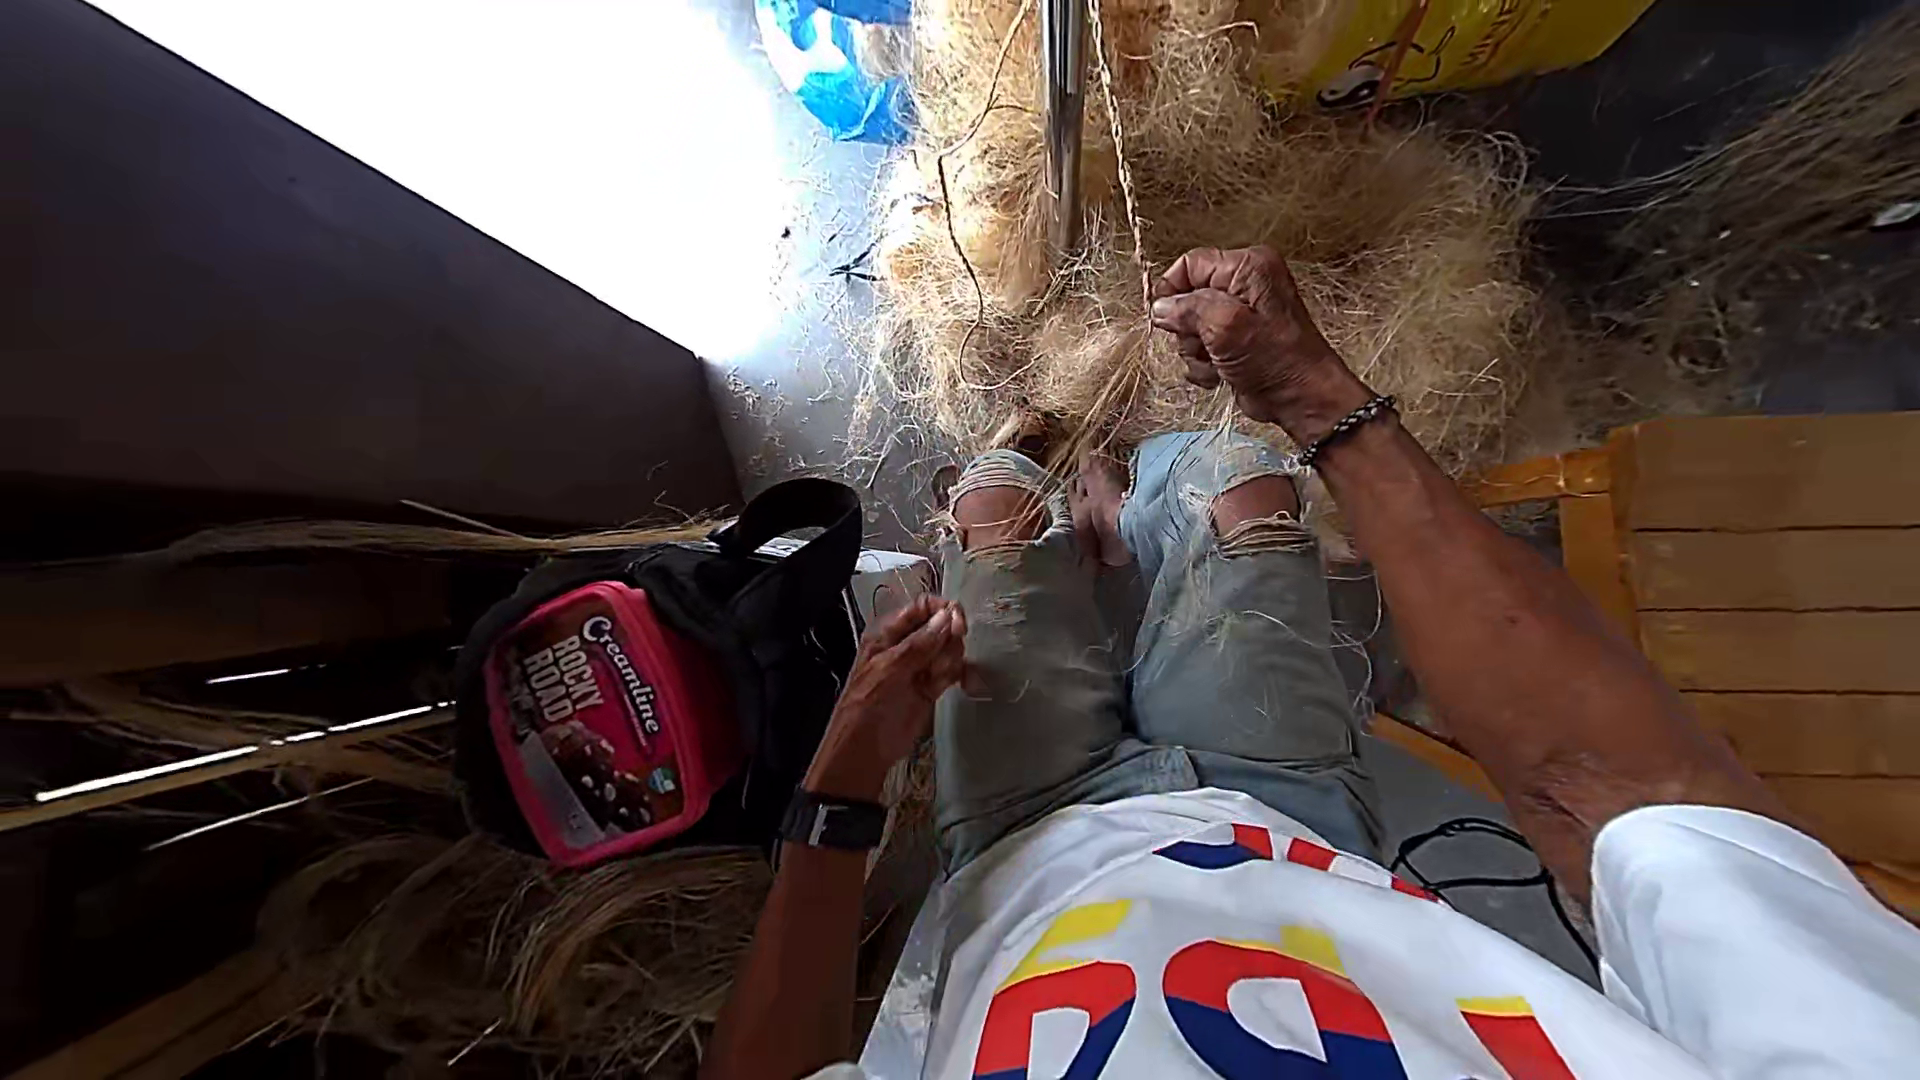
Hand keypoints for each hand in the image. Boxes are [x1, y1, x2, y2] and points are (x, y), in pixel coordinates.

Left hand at [803, 594, 966, 800]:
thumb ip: (920, 643)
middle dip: (948, 640)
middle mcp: (907, 644)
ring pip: (950, 648)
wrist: (865, 749)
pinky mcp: (931, 686)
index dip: (943, 611)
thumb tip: (948, 616)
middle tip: (940, 661)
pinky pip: (952, 670)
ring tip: (935, 680)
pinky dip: (959, 675)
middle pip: (942, 626)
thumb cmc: (868, 704)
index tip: (959, 625)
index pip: (923, 606)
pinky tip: (960, 685)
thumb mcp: (890, 669)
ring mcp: (920, 665)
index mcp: (889, 632)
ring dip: (950, 661)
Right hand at [1150, 246, 1371, 442]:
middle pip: (1186, 299)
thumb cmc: (1273, 358)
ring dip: (1194, 352)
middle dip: (1186, 329)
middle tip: (1205, 344)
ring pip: (1188, 328)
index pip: (1189, 265)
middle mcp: (1242, 286)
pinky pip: (1199, 349)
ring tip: (1216, 361)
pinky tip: (1219, 373)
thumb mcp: (1225, 325)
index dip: (1171, 291)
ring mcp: (1237, 315)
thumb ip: (1188, 309)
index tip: (1166, 319)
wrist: (1297, 396)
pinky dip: (1202, 365)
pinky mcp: (1233, 341)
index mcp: (1246, 267)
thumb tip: (1159, 307)